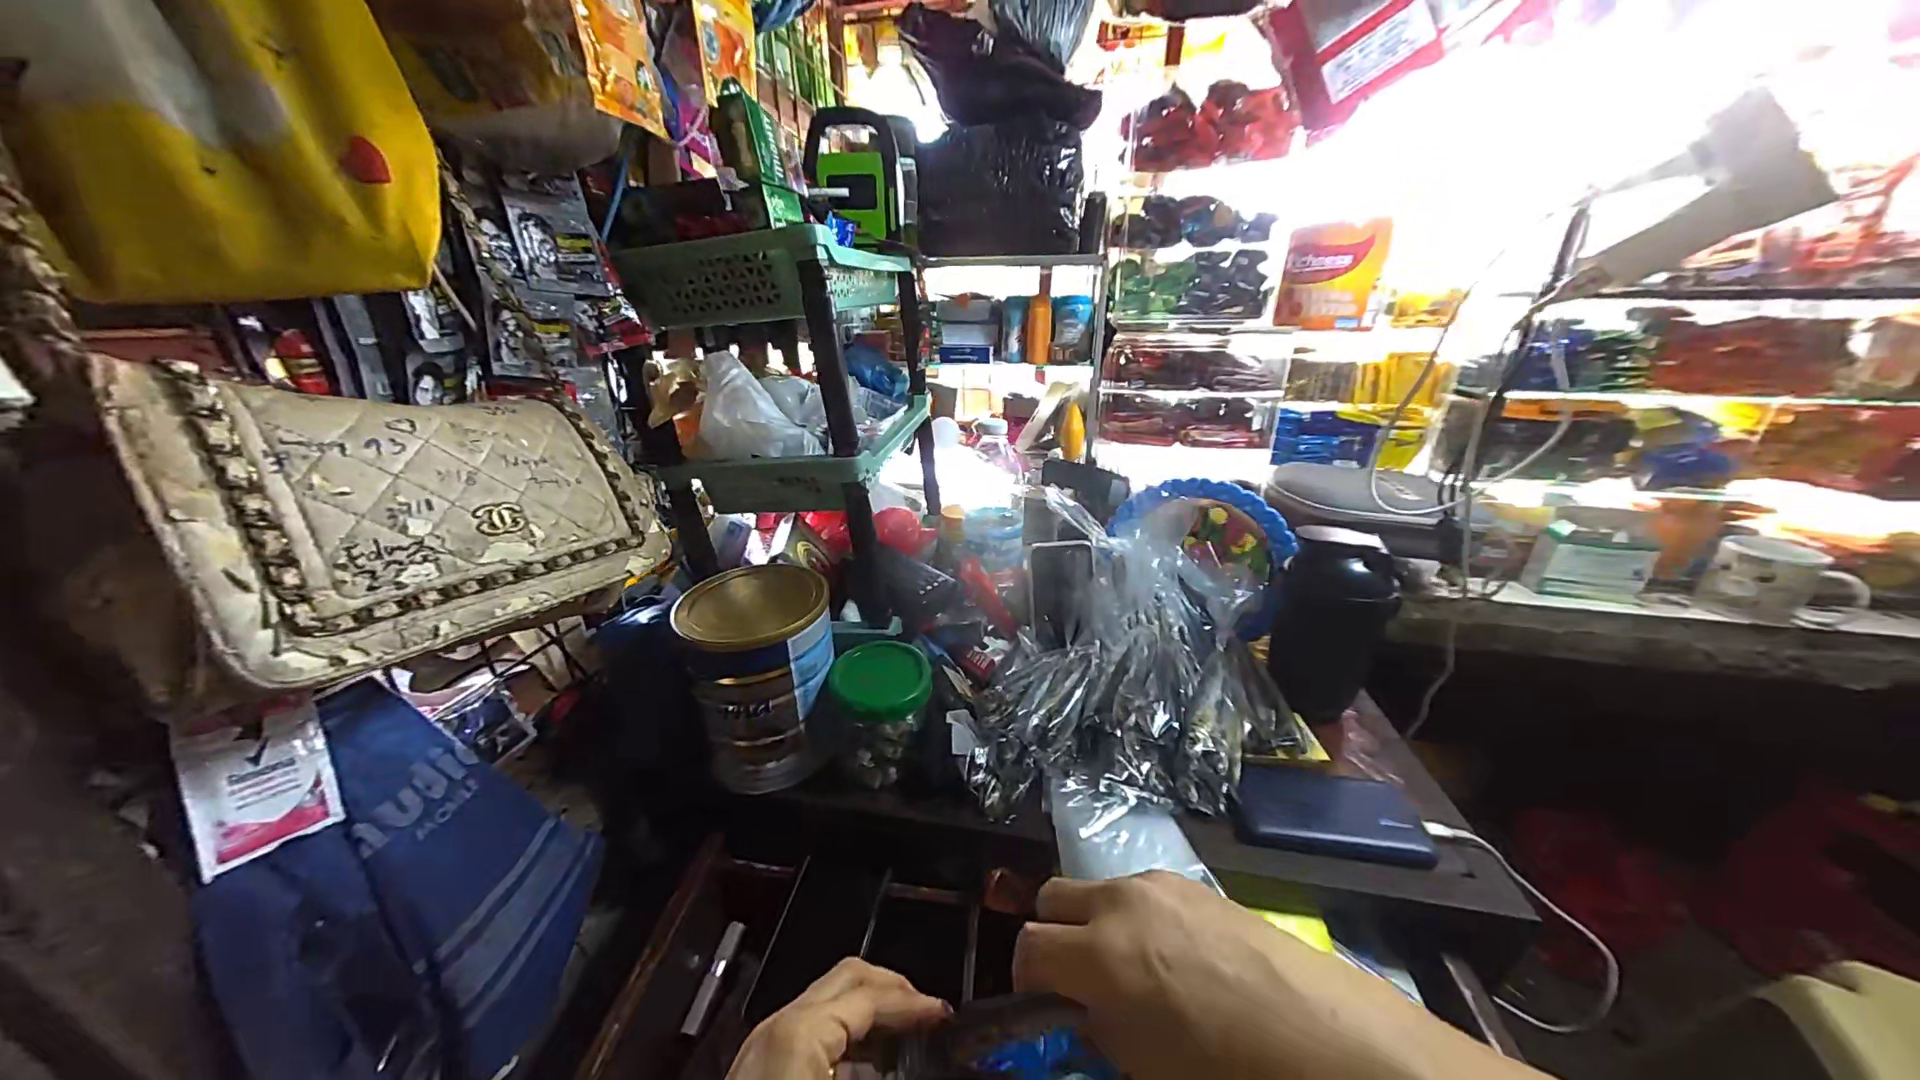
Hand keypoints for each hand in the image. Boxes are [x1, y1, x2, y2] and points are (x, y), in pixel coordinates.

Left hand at [726, 958, 948, 1079]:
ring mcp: (768, 1042)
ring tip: (906, 1038)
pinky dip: (849, 1033)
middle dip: (893, 990)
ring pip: (831, 998)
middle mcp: (782, 1023)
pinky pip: (815, 1027)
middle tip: (927, 1015)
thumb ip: (885, 1070)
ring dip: (872, 1009)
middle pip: (849, 977)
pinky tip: (870, 1068)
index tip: (945, 1017)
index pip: (870, 995)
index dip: (914, 1003)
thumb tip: (917, 1063)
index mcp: (802, 1031)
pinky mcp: (763, 1065)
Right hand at [1013, 871, 1543, 1079]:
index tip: (1044, 1005)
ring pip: (1094, 888)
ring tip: (1133, 969)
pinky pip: (1138, 890)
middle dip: (1052, 935)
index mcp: (1100, 954)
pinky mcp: (1190, 882)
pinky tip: (1175, 957)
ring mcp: (1157, 884)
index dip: (1027, 979)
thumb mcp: (1144, 1068)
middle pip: (1049, 896)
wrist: (1329, 1038)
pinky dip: (1134, 916)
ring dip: (1093, 922)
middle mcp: (1119, 901)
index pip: (1027, 946)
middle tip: (1078, 979)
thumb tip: (1078, 1012)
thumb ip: (1095, 1031)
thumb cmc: (1229, 1073)